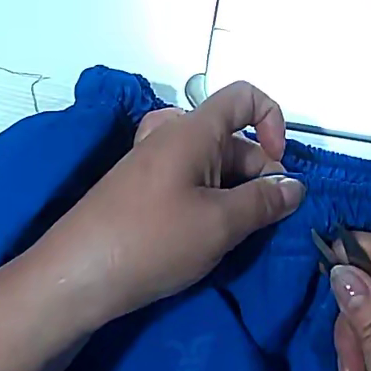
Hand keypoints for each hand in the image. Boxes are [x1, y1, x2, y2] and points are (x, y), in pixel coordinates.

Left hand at [26, 82, 305, 328]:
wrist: (76, 274)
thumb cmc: (152, 240)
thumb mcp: (219, 224)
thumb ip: (264, 201)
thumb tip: (293, 186)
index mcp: (191, 130)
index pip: (244, 96)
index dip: (273, 119)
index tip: (280, 163)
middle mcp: (171, 135)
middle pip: (232, 139)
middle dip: (258, 174)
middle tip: (264, 222)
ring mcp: (152, 162)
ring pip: (211, 164)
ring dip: (235, 193)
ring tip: (236, 235)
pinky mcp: (141, 188)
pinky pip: (188, 181)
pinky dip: (208, 201)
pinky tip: (207, 237)